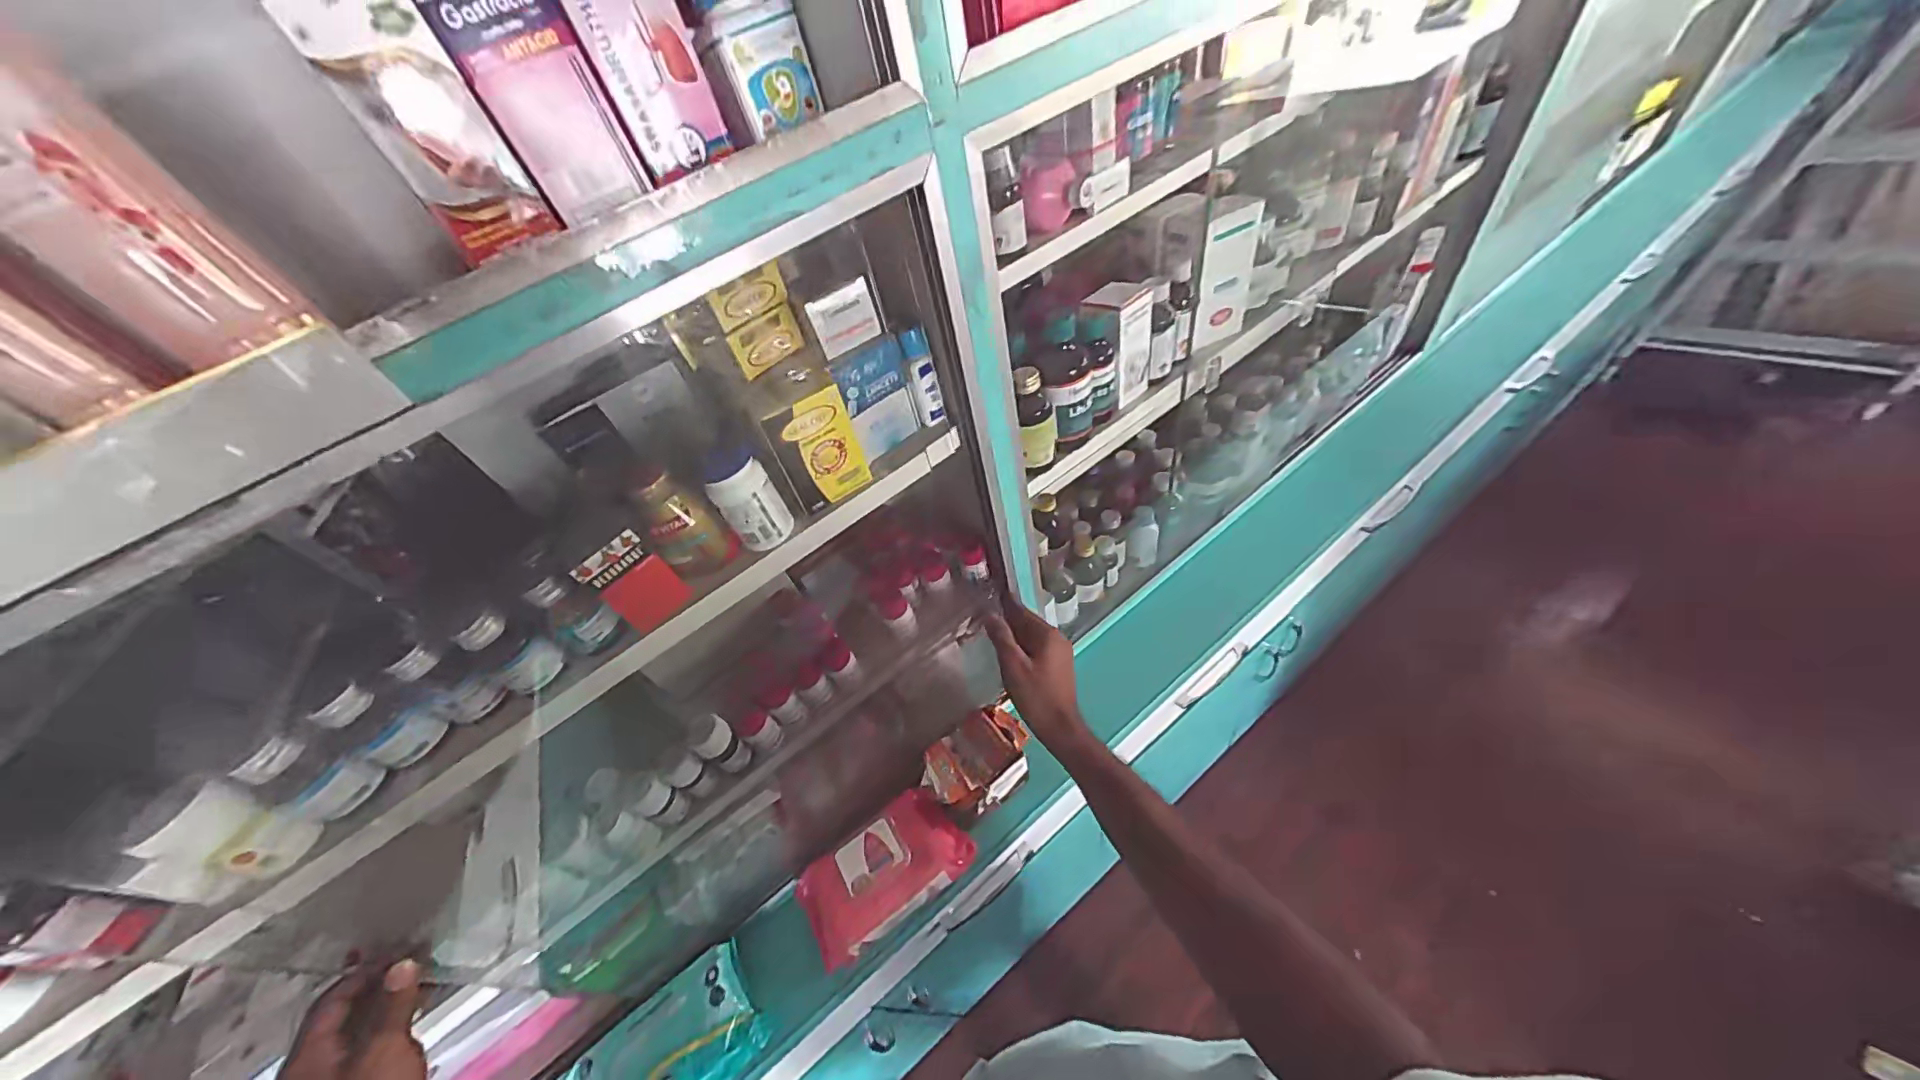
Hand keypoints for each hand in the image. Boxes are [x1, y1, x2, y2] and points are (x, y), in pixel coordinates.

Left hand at [283, 960, 426, 1079]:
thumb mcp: (385, 1050)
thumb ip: (394, 1006)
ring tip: (421, 986)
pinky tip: (414, 1022)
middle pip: (341, 1017)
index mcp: (308, 1056)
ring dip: (387, 1007)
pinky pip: (369, 1049)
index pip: (331, 1000)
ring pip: (357, 1033)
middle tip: (414, 964)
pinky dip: (391, 1028)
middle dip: (378, 988)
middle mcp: (312, 1068)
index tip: (400, 951)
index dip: (364, 972)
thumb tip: (403, 962)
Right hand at [985, 602, 1092, 753]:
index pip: (1021, 611)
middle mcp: (1057, 637)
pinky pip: (1036, 647)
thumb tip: (990, 613)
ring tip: (991, 633)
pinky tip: (1009, 653)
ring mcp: (1060, 651)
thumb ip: (1001, 637)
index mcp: (1047, 634)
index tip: (987, 593)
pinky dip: (1022, 646)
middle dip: (1007, 619)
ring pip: (1031, 635)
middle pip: (1027, 622)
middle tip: (983, 616)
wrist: (1060, 727)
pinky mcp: (1059, 664)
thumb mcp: (1013, 666)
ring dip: (1013, 634)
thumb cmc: (1035, 697)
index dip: (1003, 603)